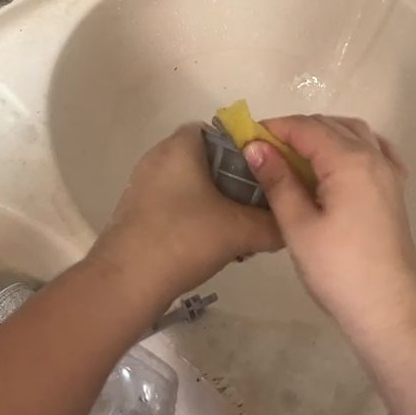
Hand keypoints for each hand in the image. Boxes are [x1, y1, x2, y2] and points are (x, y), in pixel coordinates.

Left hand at [89, 124, 282, 302]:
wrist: (126, 283)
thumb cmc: (184, 238)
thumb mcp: (241, 230)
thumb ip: (273, 224)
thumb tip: (290, 225)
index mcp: (180, 146)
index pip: (216, 131)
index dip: (243, 148)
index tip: (263, 173)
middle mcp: (158, 157)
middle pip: (205, 160)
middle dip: (232, 182)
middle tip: (255, 206)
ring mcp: (142, 186)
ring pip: (190, 185)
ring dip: (214, 203)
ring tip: (237, 231)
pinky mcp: (135, 213)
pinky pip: (173, 206)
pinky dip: (193, 219)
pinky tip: (209, 246)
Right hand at [246, 116, 415, 343]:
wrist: (389, 309)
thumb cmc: (338, 270)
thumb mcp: (298, 226)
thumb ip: (278, 181)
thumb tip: (255, 146)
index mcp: (348, 160)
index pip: (306, 128)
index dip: (274, 129)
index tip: (245, 140)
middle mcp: (372, 156)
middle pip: (330, 125)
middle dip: (295, 130)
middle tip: (262, 152)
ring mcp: (388, 172)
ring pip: (353, 132)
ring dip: (323, 134)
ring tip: (293, 156)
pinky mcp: (394, 190)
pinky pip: (374, 149)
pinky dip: (352, 144)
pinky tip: (338, 160)